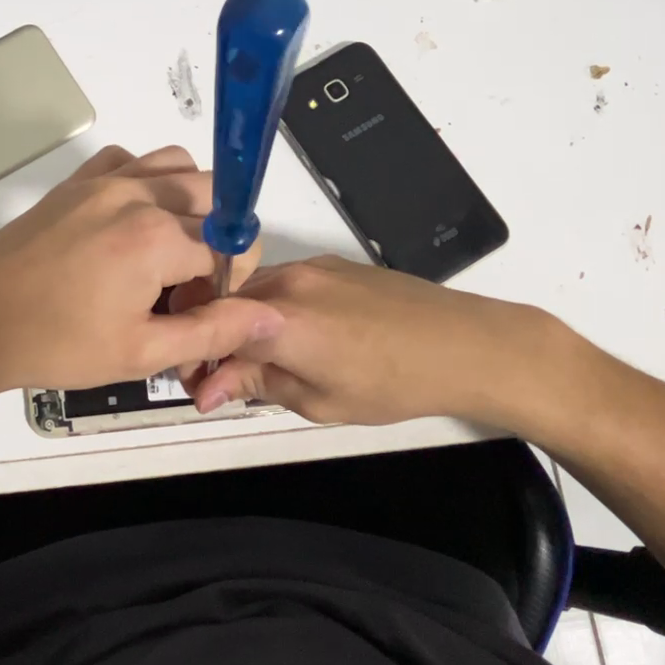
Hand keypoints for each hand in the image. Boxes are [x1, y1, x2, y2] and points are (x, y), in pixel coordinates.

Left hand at [0, 145, 278, 394]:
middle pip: (215, 196)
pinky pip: (129, 161)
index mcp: (158, 238)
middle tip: (181, 288)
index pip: (233, 244)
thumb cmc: (58, 345)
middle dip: (216, 240)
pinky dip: (145, 181)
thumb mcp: (141, 353)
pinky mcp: (75, 182)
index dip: (228, 283)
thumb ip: (212, 332)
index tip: (196, 311)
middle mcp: (137, 195)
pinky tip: (130, 224)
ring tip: (163, 253)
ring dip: (189, 204)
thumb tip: (271, 316)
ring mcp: (102, 181)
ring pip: (177, 166)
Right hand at [184, 255, 566, 425]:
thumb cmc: (394, 383)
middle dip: (213, 339)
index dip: (195, 360)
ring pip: (251, 291)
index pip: (209, 333)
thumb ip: (257, 385)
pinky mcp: (332, 263)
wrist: (468, 345)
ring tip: (260, 360)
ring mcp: (311, 267)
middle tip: (223, 378)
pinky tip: (292, 337)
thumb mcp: (318, 401)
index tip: (199, 388)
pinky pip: (282, 283)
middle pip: (223, 305)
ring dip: (241, 322)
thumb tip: (208, 389)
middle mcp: (287, 282)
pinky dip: (270, 309)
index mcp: (280, 320)